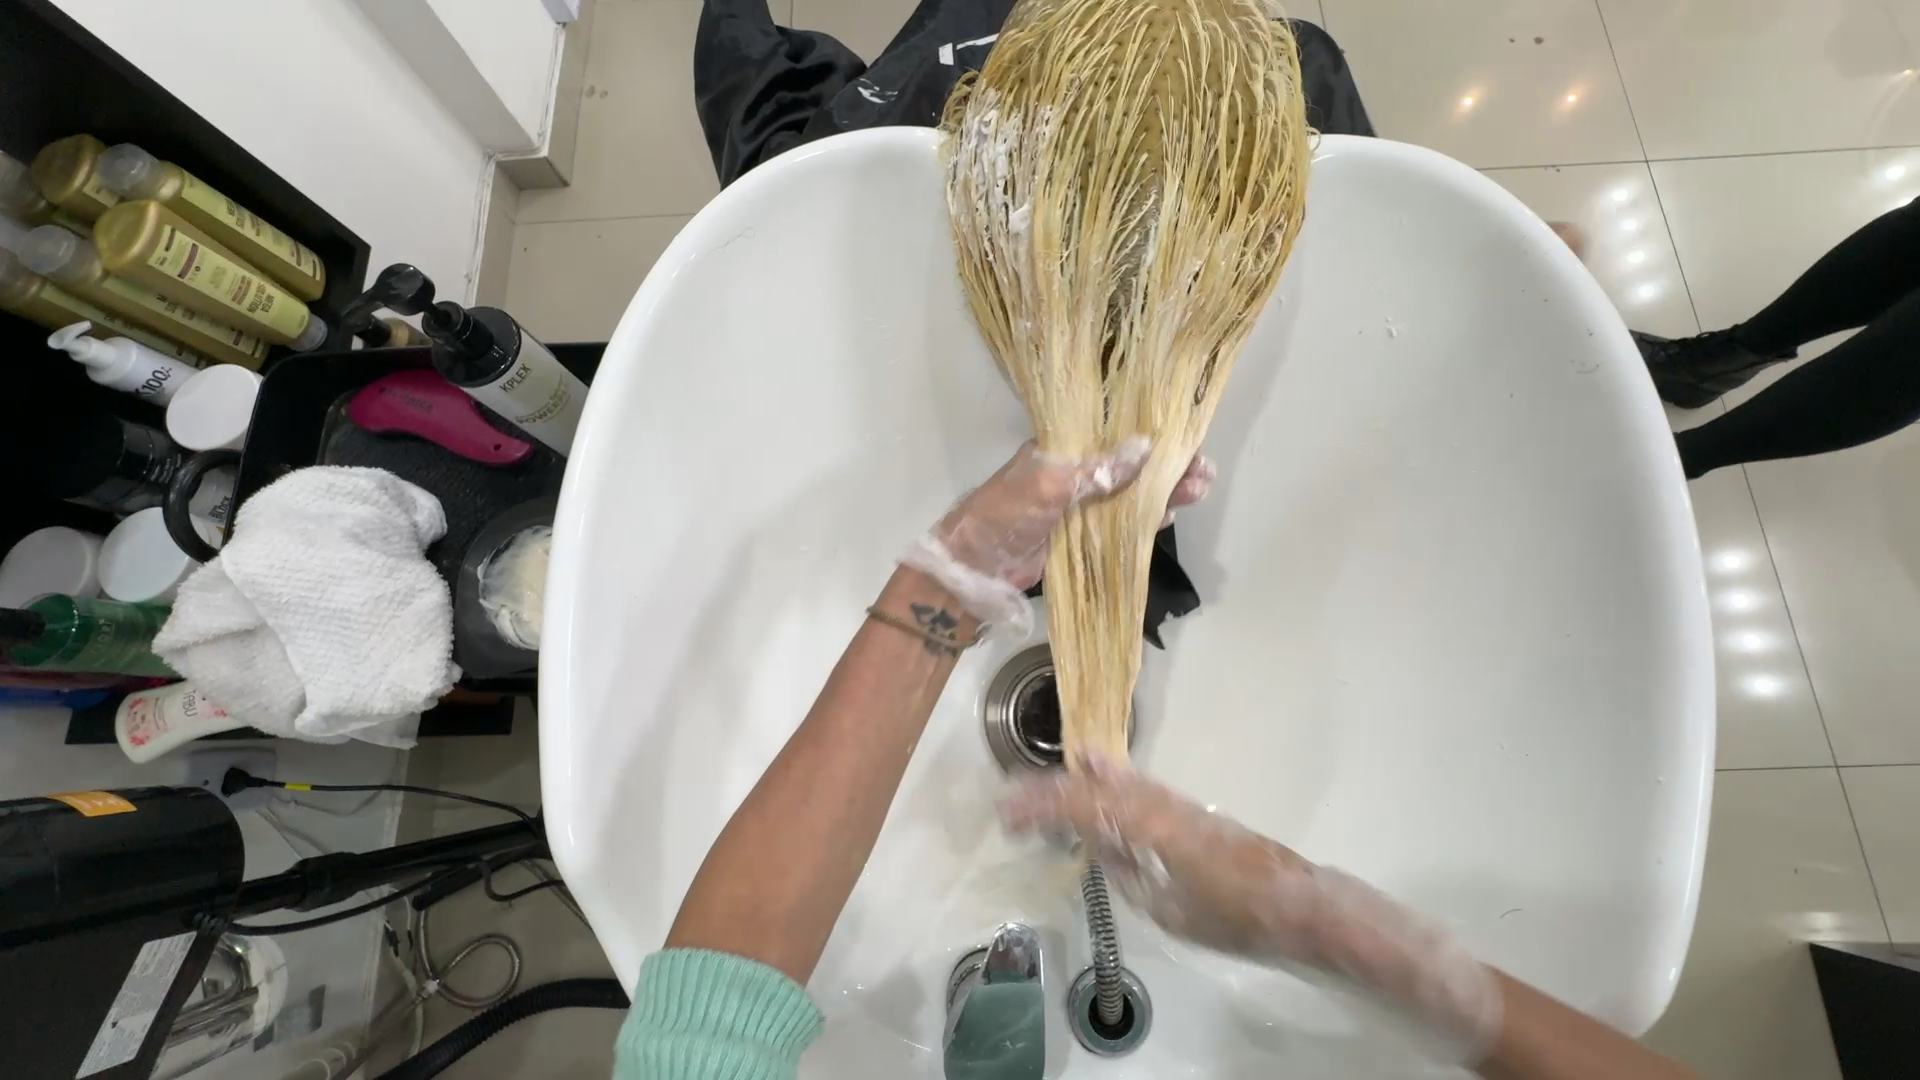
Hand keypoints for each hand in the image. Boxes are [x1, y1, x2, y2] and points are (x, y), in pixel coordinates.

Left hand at [901, 439, 1215, 625]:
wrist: (976, 565)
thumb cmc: (1006, 513)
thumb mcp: (1050, 485)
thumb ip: (1097, 470)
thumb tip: (1146, 447)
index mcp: (1064, 448)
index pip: (1116, 433)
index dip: (1152, 435)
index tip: (1186, 439)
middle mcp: (1076, 471)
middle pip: (1131, 464)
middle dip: (1167, 466)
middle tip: (1203, 472)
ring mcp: (1081, 504)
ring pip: (1130, 493)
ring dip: (1162, 492)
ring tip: (1197, 490)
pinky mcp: (1082, 533)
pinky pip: (1119, 522)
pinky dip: (1143, 519)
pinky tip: (1168, 516)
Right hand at [1000, 753, 1320, 960]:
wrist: (1291, 901)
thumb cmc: (1228, 914)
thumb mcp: (1166, 907)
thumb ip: (1126, 871)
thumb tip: (1098, 845)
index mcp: (1143, 826)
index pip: (1078, 807)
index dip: (1039, 807)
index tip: (1007, 814)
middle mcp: (1152, 802)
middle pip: (1089, 787)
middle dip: (1047, 792)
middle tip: (1011, 803)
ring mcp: (1169, 800)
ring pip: (1110, 780)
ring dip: (1071, 780)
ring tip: (1039, 781)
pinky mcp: (1182, 806)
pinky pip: (1133, 783)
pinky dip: (1106, 775)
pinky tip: (1096, 765)